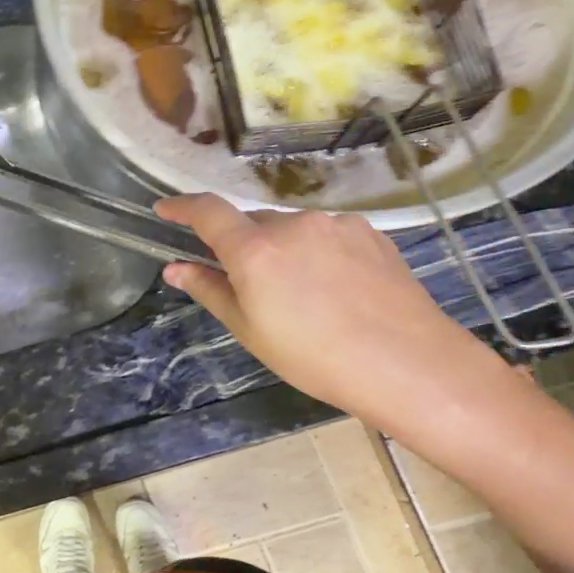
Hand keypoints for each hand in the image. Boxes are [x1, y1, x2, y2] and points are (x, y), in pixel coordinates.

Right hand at [155, 194, 513, 427]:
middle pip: (252, 224)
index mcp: (255, 249)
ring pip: (291, 230)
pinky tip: (334, 290)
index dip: (181, 207)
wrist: (409, 365)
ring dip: (281, 250)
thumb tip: (175, 268)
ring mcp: (336, 225)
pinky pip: (326, 235)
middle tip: (248, 287)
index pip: (208, 212)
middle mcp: (293, 224)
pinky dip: (315, 253)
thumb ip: (211, 290)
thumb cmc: (315, 358)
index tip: (164, 210)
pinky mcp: (369, 233)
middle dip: (241, 245)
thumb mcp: (251, 331)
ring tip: (300, 297)